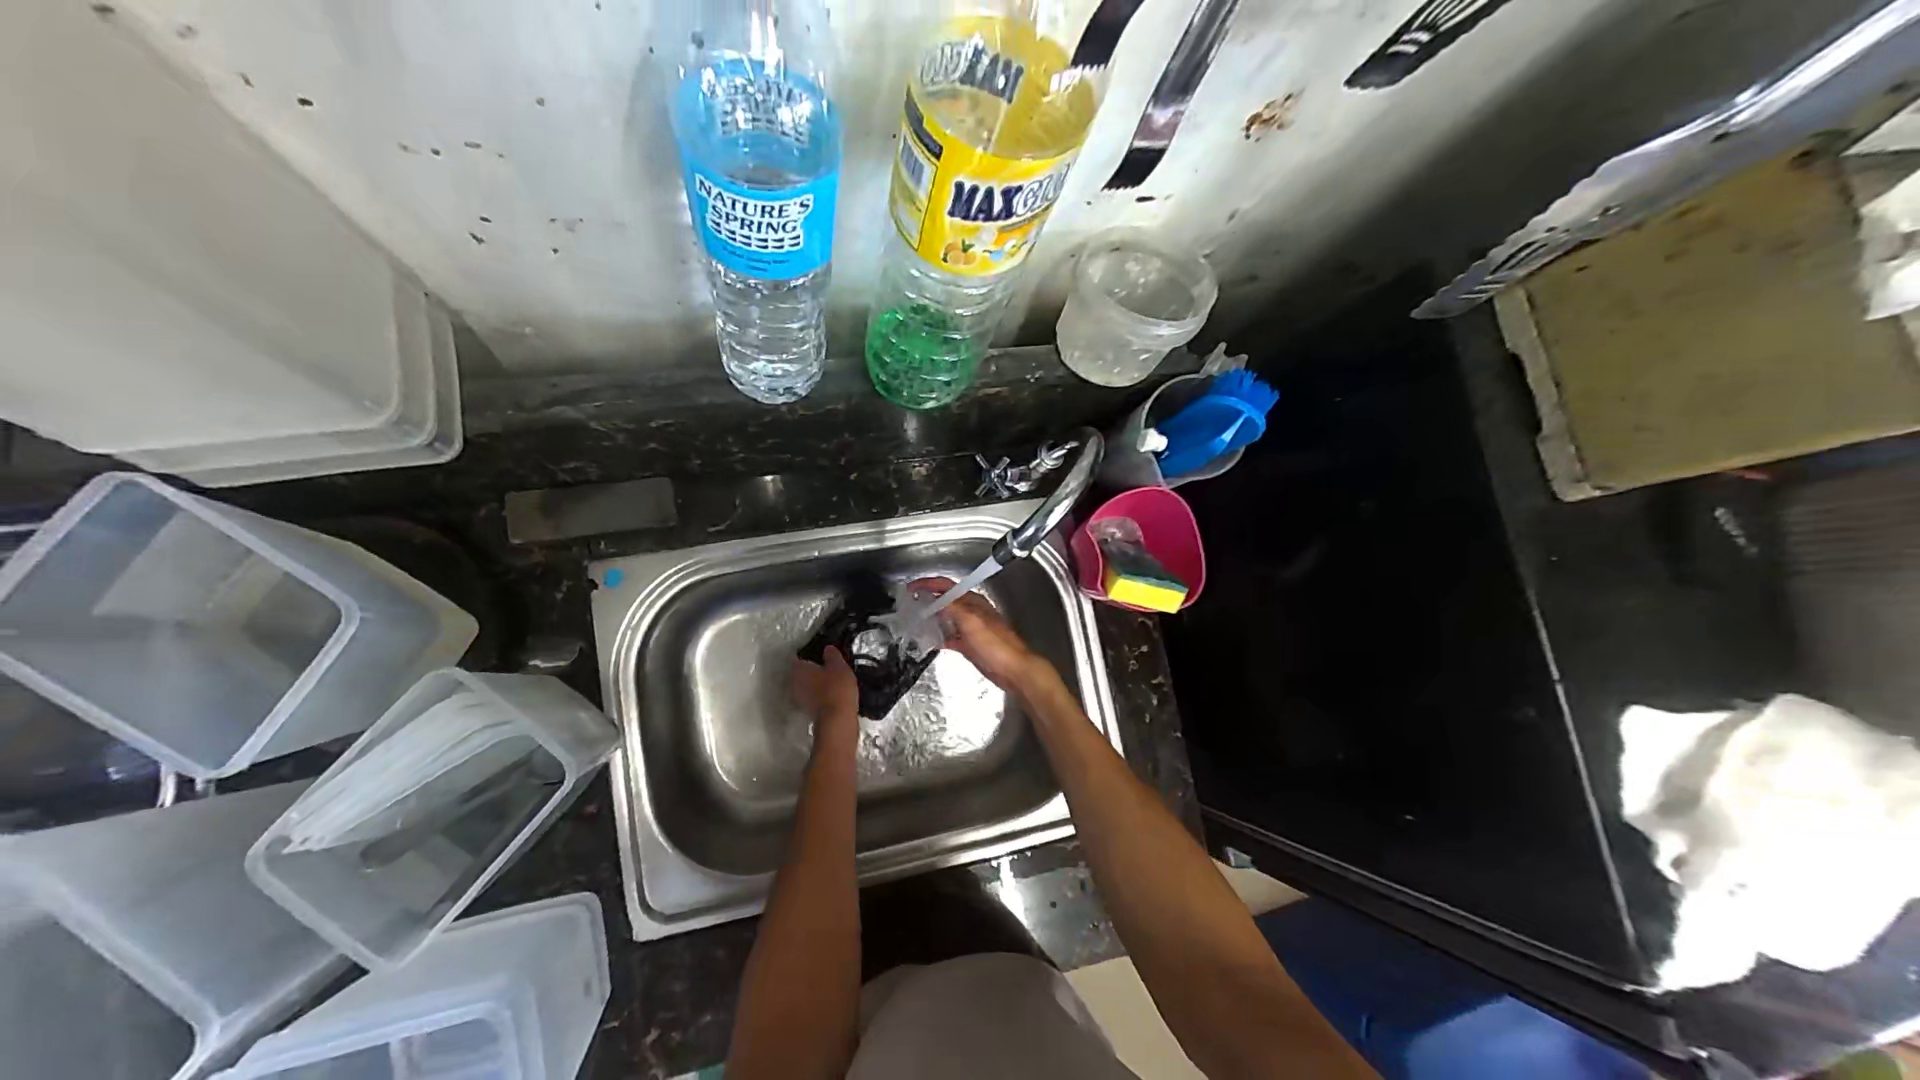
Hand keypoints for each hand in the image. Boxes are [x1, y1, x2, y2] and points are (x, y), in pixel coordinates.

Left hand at [791, 647, 858, 732]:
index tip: (821, 655)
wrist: (836, 720)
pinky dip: (818, 696)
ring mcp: (798, 699)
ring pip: (806, 686)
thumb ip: (832, 655)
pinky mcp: (806, 712)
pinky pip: (811, 698)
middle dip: (812, 671)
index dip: (810, 655)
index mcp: (798, 669)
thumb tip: (828, 648)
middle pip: (801, 673)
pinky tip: (831, 695)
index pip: (799, 657)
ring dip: (815, 685)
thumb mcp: (839, 666)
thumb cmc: (836, 688)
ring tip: (831, 682)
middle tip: (828, 668)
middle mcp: (793, 683)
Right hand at [908, 577, 1052, 692]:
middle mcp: (972, 612)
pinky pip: (950, 637)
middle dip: (927, 600)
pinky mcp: (970, 645)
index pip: (947, 586)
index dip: (928, 584)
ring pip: (947, 618)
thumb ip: (953, 608)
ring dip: (931, 618)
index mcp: (973, 602)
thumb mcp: (972, 622)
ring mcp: (971, 629)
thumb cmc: (997, 646)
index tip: (911, 587)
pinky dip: (939, 637)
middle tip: (908, 604)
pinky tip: (929, 641)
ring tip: (914, 621)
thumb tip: (934, 599)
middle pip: (945, 601)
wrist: (1014, 670)